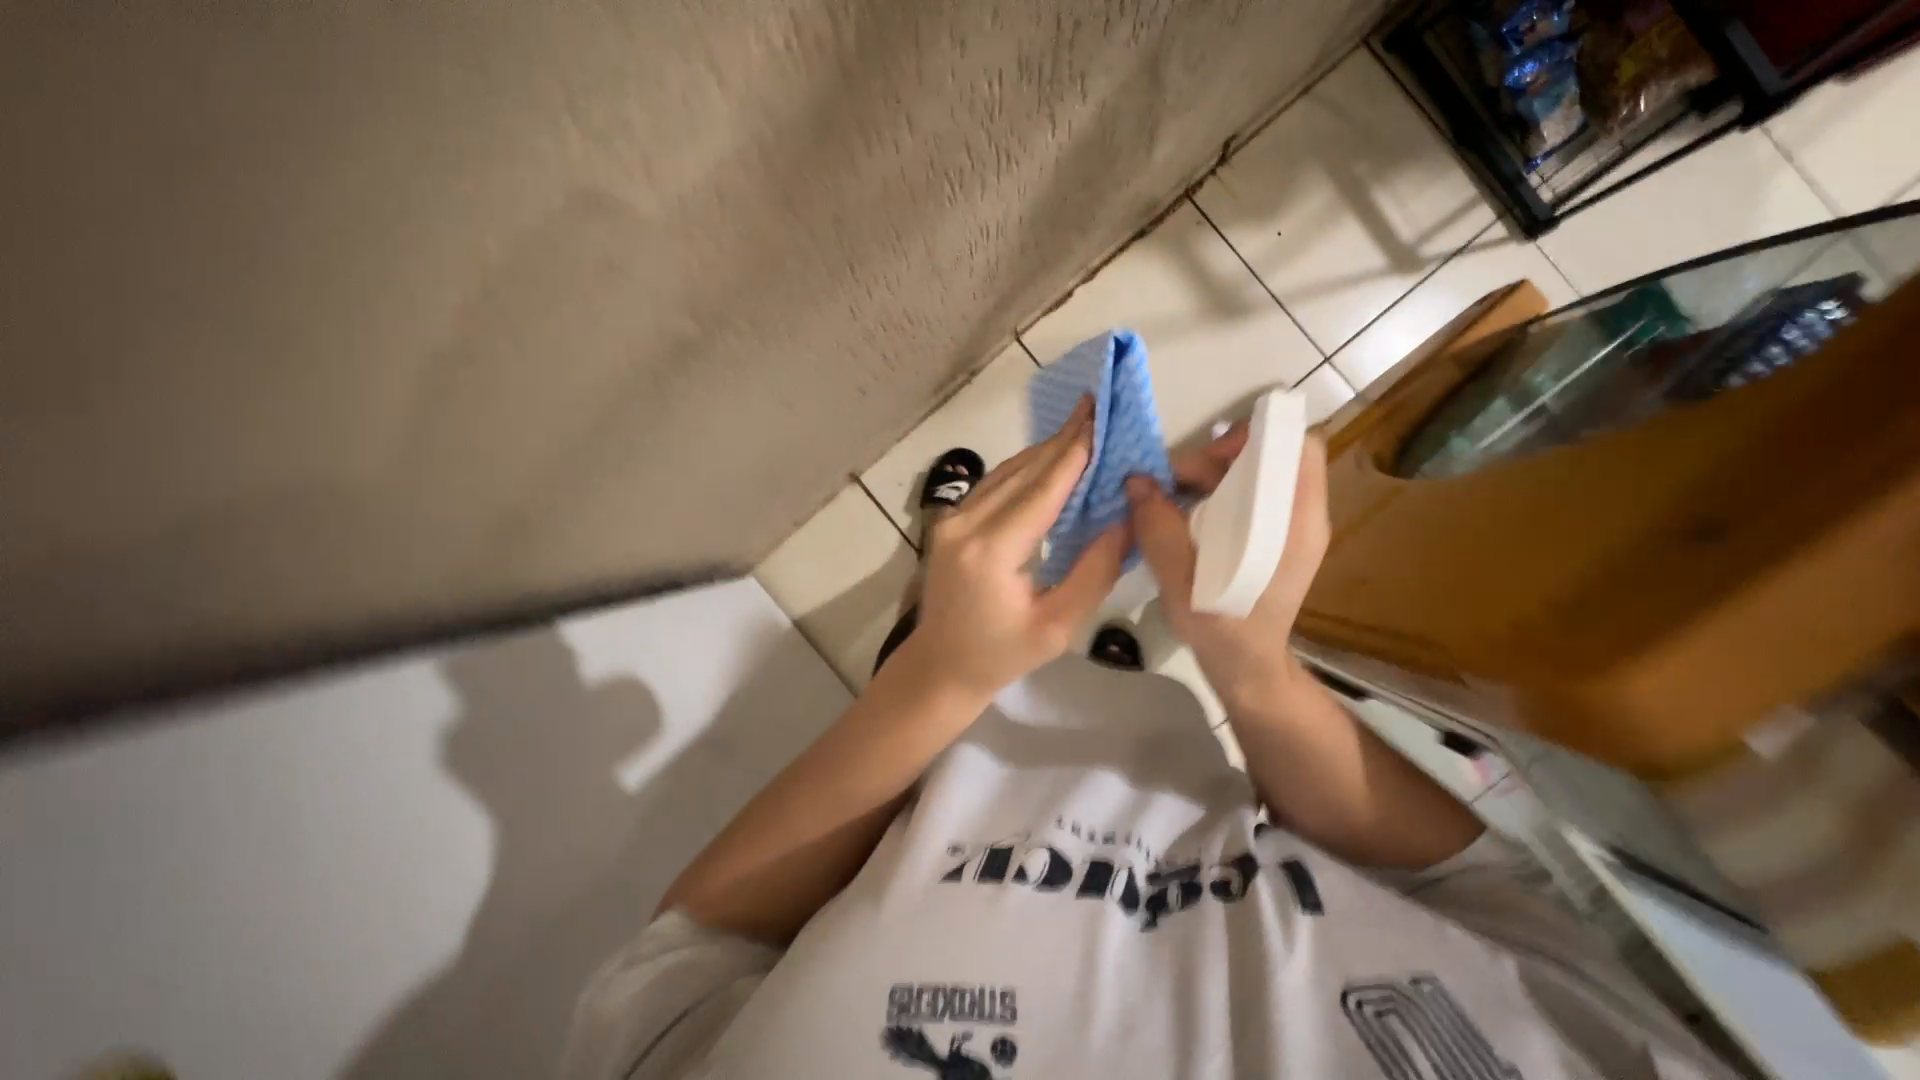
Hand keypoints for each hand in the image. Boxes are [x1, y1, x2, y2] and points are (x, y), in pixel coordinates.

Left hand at [905, 396, 1130, 699]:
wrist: (940, 667)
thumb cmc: (1001, 655)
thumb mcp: (1057, 627)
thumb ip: (1093, 573)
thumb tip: (1124, 521)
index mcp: (991, 551)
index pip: (1043, 490)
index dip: (1074, 452)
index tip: (1101, 417)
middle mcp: (965, 525)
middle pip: (1023, 472)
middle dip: (1063, 440)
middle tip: (1097, 406)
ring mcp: (952, 521)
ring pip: (1005, 473)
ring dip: (1044, 451)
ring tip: (1082, 426)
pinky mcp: (950, 524)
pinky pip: (993, 486)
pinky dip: (1025, 470)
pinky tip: (1050, 461)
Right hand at [1125, 422, 1329, 704]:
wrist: (1247, 670)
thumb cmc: (1223, 628)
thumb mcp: (1182, 582)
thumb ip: (1159, 528)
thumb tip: (1136, 481)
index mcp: (1295, 522)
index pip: (1297, 446)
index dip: (1254, 438)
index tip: (1207, 458)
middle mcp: (1302, 516)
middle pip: (1269, 457)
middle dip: (1217, 460)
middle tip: (1173, 484)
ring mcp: (1291, 528)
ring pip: (1255, 476)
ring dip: (1210, 480)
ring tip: (1170, 503)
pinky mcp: (1276, 540)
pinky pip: (1251, 498)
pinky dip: (1217, 496)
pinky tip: (1185, 519)